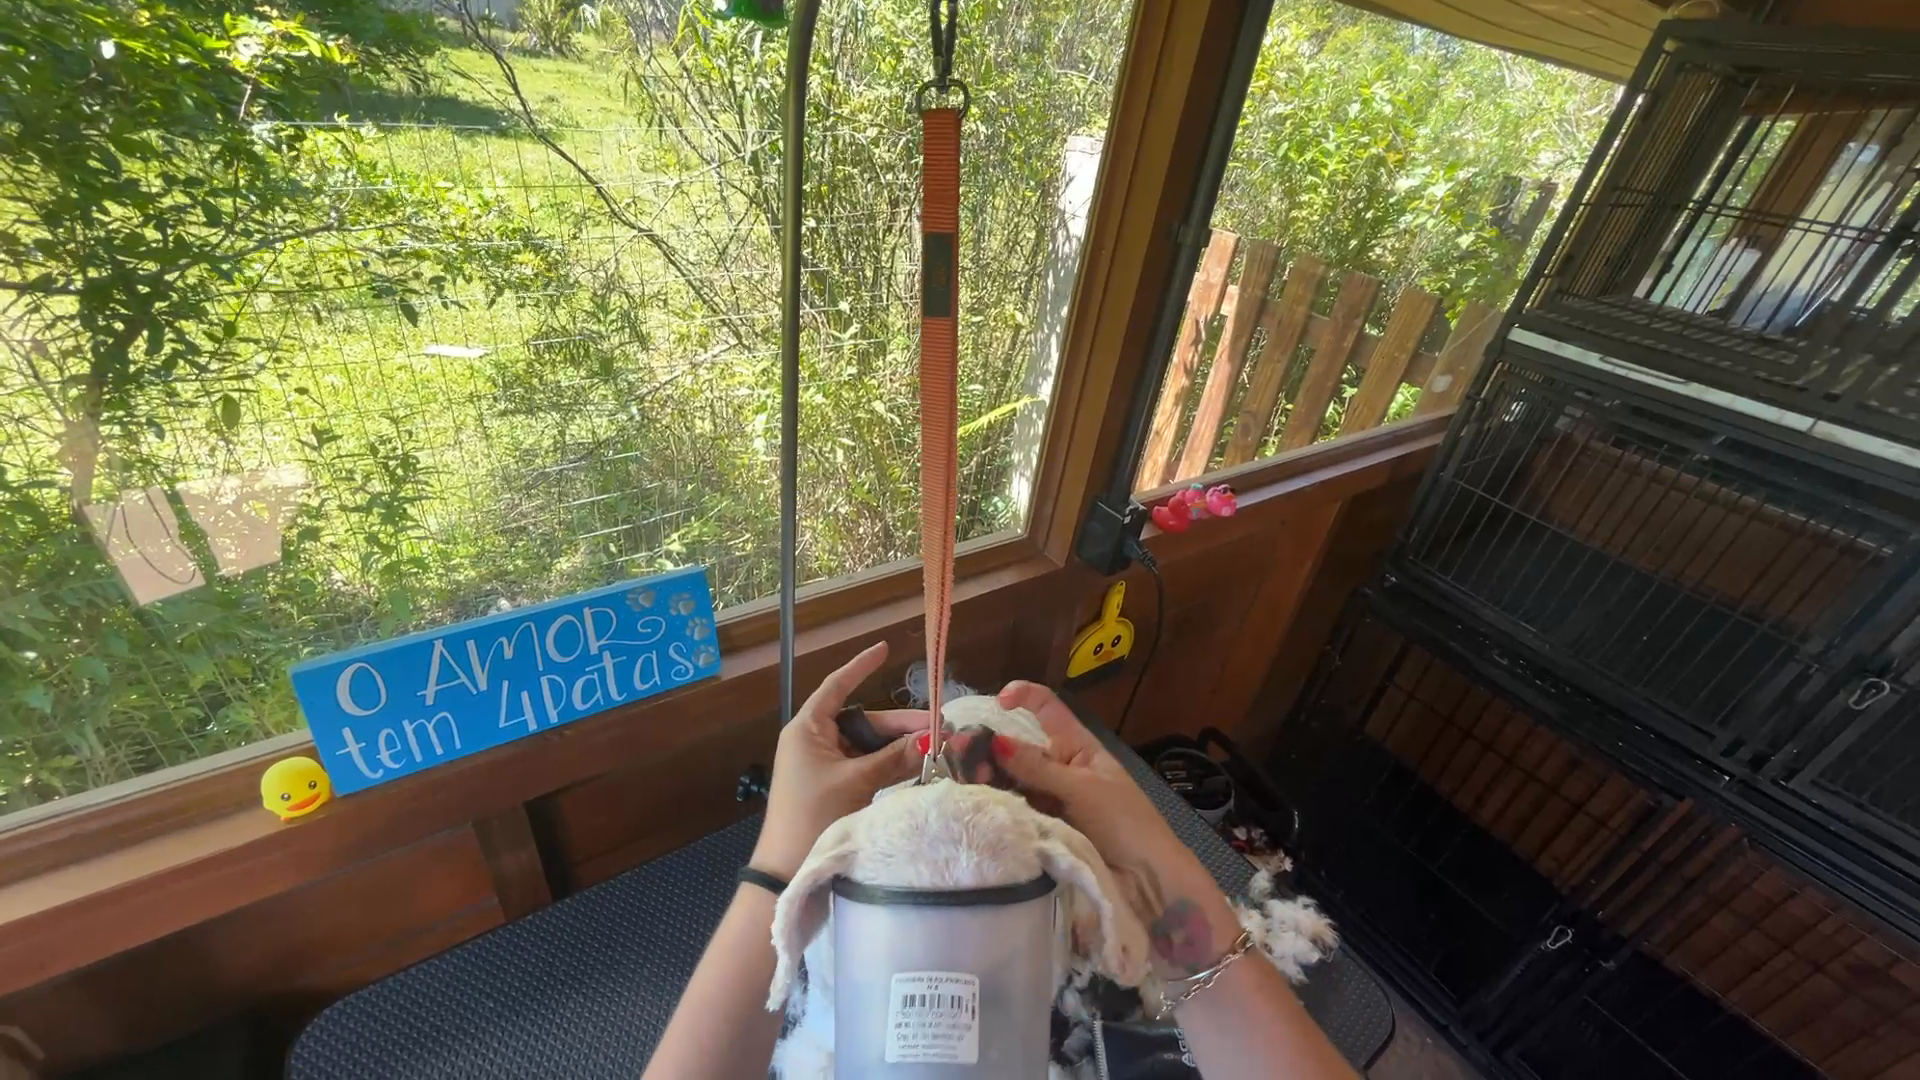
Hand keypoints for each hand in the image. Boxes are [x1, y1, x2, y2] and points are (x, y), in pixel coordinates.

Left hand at [750, 641, 926, 878]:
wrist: (785, 873)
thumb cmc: (813, 816)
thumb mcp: (856, 782)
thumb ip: (894, 758)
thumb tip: (932, 739)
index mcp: (808, 728)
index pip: (837, 686)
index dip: (861, 667)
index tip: (885, 650)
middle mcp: (814, 740)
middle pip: (863, 721)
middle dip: (899, 724)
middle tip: (938, 728)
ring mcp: (823, 764)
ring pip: (867, 745)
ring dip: (898, 747)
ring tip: (935, 747)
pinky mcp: (832, 786)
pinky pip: (865, 765)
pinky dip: (888, 765)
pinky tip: (916, 767)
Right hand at [994, 681, 1240, 976]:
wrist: (1146, 882)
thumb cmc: (1124, 822)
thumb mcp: (1083, 788)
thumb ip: (1038, 768)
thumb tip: (996, 742)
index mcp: (1076, 747)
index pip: (1048, 709)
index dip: (1024, 696)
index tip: (998, 702)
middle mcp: (1058, 769)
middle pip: (1018, 749)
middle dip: (989, 747)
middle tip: (958, 753)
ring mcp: (1048, 800)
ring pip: (1009, 781)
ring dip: (987, 778)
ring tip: (966, 782)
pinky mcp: (1040, 829)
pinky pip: (1012, 811)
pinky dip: (994, 806)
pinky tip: (974, 803)